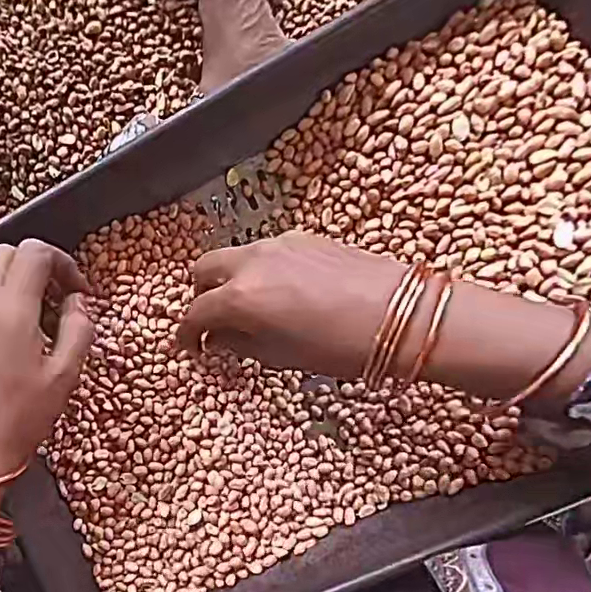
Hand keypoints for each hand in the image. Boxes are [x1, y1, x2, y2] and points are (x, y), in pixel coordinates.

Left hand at [0, 238, 94, 486]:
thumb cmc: (21, 417)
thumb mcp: (64, 375)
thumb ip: (79, 328)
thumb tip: (78, 302)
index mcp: (9, 309)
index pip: (34, 252)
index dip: (64, 262)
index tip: (80, 291)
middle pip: (8, 252)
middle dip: (40, 264)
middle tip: (62, 296)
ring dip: (21, 279)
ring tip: (45, 316)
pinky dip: (4, 296)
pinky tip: (22, 332)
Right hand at [177, 231, 404, 379]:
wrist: (403, 315)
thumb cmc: (338, 346)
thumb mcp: (279, 355)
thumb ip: (239, 343)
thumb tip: (217, 338)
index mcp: (240, 296)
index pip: (196, 311)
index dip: (187, 333)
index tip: (191, 346)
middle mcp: (251, 261)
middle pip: (204, 269)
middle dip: (201, 295)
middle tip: (214, 321)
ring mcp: (279, 243)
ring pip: (235, 256)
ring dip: (230, 280)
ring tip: (251, 308)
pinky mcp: (305, 236)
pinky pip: (265, 252)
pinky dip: (259, 270)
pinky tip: (283, 293)